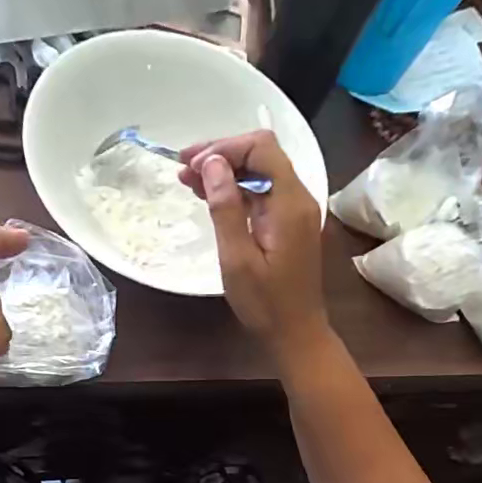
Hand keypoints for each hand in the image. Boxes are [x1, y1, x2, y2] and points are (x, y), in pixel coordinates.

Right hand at [177, 131, 330, 356]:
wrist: (296, 334)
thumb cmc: (265, 304)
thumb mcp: (237, 258)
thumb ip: (226, 208)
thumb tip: (213, 163)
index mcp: (289, 203)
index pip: (261, 148)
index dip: (224, 148)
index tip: (192, 166)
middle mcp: (298, 199)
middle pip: (261, 155)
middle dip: (222, 155)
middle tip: (183, 167)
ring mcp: (296, 212)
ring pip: (260, 173)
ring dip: (225, 172)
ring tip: (188, 180)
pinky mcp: (289, 224)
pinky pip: (262, 194)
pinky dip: (235, 190)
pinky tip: (209, 196)